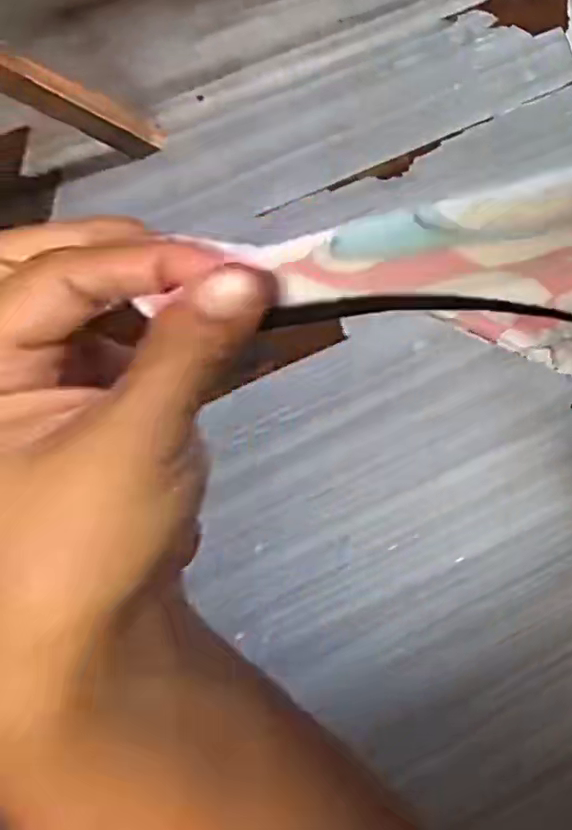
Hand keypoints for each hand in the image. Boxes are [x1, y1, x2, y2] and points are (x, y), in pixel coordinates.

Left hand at [0, 219, 269, 711]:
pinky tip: (210, 326)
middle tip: (217, 266)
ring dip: (152, 281)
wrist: (75, 619)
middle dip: (128, 251)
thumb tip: (250, 276)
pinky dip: (165, 315)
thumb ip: (192, 350)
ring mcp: (20, 373)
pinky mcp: (70, 389)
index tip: (242, 271)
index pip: (46, 279)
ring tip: (222, 292)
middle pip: (28, 263)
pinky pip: (110, 326)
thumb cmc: (78, 534)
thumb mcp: (139, 436)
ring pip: (72, 289)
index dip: (147, 262)